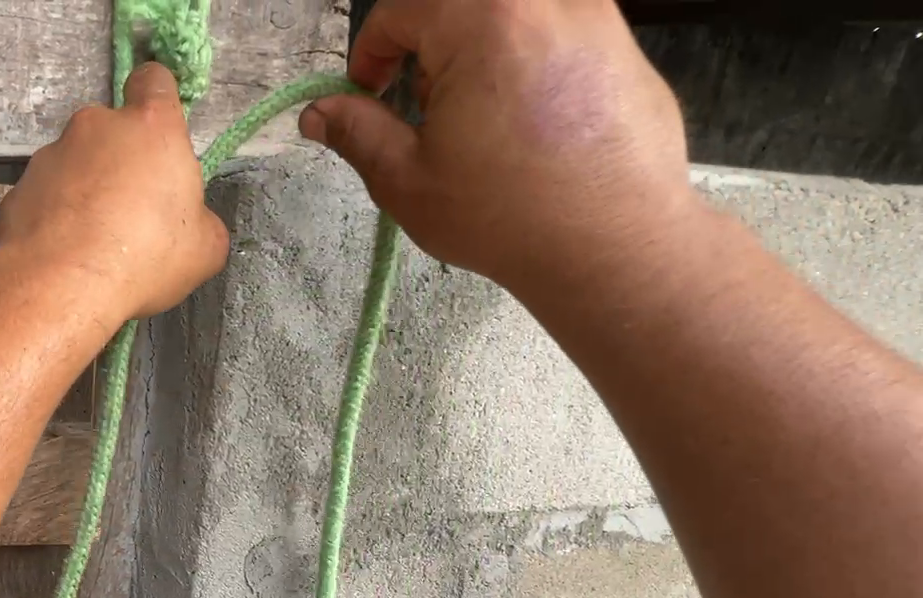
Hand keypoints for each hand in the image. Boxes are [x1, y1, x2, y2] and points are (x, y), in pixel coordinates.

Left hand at [0, 63, 229, 321]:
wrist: (60, 288)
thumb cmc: (142, 260)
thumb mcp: (202, 249)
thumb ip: (200, 221)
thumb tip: (193, 224)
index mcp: (150, 127)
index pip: (153, 81)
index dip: (155, 101)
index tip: (154, 133)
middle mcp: (94, 128)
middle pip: (108, 132)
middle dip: (115, 163)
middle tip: (124, 213)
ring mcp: (49, 157)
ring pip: (71, 167)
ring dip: (79, 193)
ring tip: (86, 243)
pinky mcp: (16, 191)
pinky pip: (41, 200)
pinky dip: (49, 220)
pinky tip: (58, 255)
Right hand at [299, 0, 697, 288]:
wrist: (607, 236)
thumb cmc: (497, 211)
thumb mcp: (404, 178)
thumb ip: (356, 132)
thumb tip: (316, 112)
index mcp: (485, 21)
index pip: (404, 4)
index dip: (370, 49)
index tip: (366, 94)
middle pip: (456, 2)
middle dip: (421, 42)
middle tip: (415, 105)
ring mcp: (592, 11)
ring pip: (503, 11)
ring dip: (468, 47)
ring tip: (467, 115)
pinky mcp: (619, 37)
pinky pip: (547, 25)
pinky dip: (513, 56)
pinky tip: (514, 118)